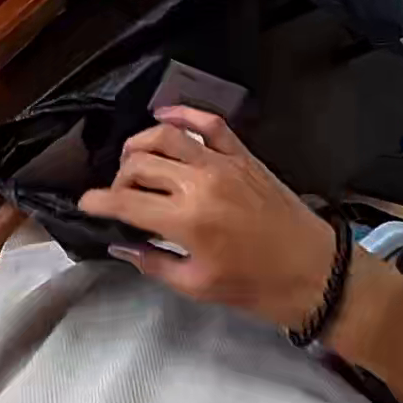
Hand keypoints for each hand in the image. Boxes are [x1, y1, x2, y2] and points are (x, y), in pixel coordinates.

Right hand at [77, 106, 335, 329]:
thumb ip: (153, 262)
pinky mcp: (243, 155)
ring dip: (140, 144)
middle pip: (140, 163)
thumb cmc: (256, 287)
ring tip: (133, 160)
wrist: (316, 273)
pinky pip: (210, 124)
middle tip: (119, 196)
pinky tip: (165, 117)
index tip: (86, 205)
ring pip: (167, 136)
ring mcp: (223, 163)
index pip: (126, 201)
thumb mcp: (197, 286)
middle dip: (118, 179)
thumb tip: (120, 244)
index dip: (98, 202)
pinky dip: (184, 115)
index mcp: (186, 220)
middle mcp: (200, 183)